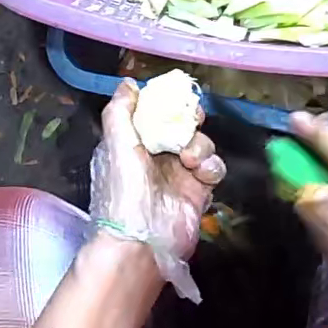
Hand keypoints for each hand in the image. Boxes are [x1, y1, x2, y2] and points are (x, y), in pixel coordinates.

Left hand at [89, 79, 226, 300]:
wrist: (141, 243)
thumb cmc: (123, 191)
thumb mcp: (114, 145)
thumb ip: (120, 111)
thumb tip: (128, 83)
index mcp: (132, 143)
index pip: (152, 114)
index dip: (164, 103)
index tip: (173, 95)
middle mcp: (156, 156)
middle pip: (180, 125)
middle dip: (188, 118)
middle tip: (190, 116)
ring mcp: (179, 173)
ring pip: (200, 143)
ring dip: (198, 144)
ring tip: (188, 158)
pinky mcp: (199, 190)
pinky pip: (213, 167)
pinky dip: (210, 165)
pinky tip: (200, 172)